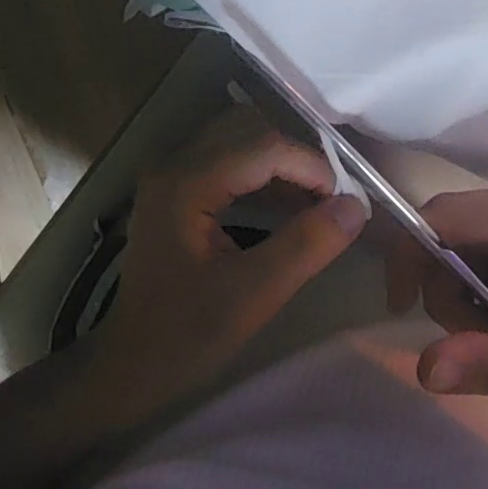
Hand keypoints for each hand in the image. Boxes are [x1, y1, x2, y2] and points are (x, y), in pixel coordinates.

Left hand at [85, 108, 369, 417]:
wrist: (132, 360)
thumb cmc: (186, 334)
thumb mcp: (253, 296)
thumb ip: (304, 246)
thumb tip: (356, 207)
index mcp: (184, 184)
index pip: (261, 147)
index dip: (310, 165)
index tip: (348, 199)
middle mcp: (173, 162)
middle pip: (248, 128)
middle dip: (295, 158)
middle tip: (331, 200)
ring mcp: (171, 170)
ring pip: (238, 136)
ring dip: (280, 162)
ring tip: (315, 205)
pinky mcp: (176, 183)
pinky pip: (227, 155)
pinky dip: (261, 171)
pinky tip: (286, 206)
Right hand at [386, 175, 487, 415]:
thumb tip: (423, 368)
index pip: (447, 215)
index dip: (411, 254)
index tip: (399, 308)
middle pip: (450, 228)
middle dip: (446, 287)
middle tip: (477, 342)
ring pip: (460, 242)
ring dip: (463, 295)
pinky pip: (480, 252)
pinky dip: (480, 292)